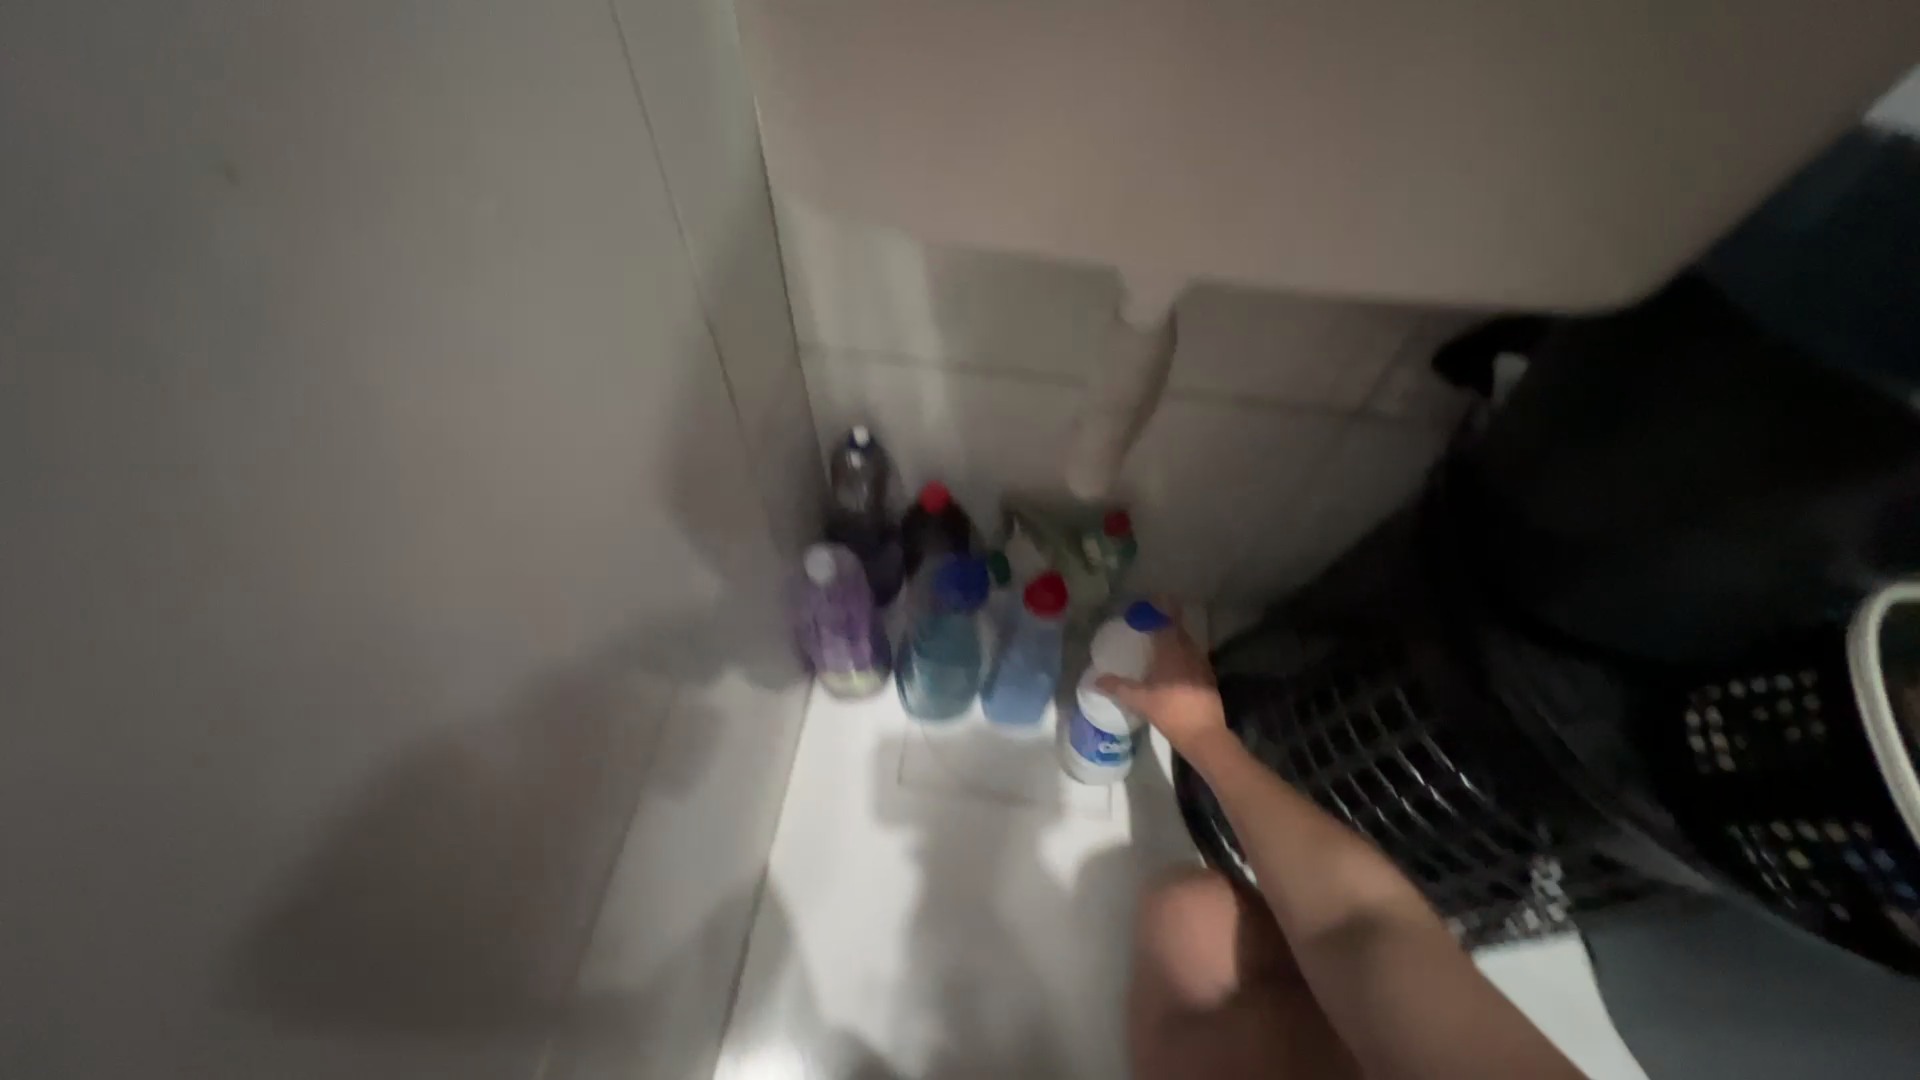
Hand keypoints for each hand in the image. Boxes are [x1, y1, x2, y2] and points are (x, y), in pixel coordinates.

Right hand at [1094, 606, 1228, 755]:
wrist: (1204, 735)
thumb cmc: (1170, 712)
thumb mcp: (1139, 700)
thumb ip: (1118, 687)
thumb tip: (1096, 680)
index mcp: (1172, 652)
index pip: (1167, 622)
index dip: (1161, 610)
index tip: (1153, 601)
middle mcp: (1189, 652)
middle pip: (1179, 630)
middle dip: (1167, 623)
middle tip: (1152, 622)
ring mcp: (1201, 665)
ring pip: (1188, 644)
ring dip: (1176, 639)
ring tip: (1161, 643)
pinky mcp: (1208, 678)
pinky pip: (1194, 657)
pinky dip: (1183, 654)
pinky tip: (1175, 666)